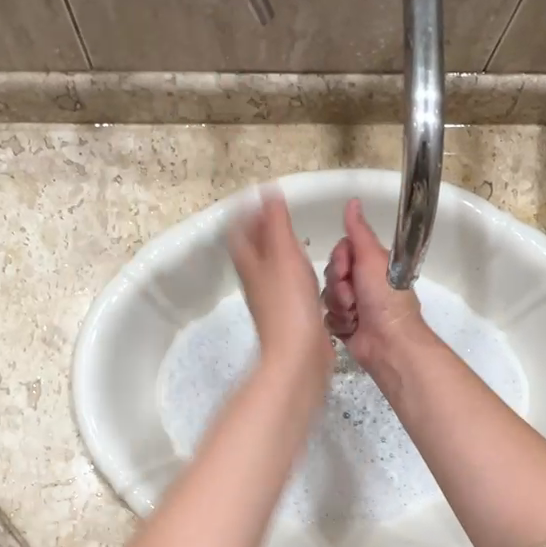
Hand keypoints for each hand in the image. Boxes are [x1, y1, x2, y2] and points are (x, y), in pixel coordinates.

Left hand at [228, 188, 332, 374]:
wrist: (298, 355)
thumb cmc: (289, 303)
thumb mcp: (283, 255)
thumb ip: (276, 224)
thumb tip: (266, 191)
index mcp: (250, 264)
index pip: (239, 230)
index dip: (245, 211)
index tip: (255, 194)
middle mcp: (256, 280)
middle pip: (251, 249)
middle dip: (260, 228)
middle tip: (273, 212)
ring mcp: (271, 299)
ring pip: (269, 267)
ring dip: (276, 250)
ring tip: (290, 237)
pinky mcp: (288, 315)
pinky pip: (286, 285)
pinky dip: (292, 271)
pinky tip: (305, 272)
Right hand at [322, 199, 433, 369]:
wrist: (388, 342)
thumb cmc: (384, 299)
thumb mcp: (372, 258)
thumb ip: (358, 231)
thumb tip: (352, 201)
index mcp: (370, 264)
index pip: (339, 253)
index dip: (340, 262)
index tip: (348, 271)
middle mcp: (361, 282)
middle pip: (330, 275)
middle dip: (338, 288)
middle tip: (354, 297)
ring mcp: (352, 305)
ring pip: (326, 297)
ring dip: (339, 307)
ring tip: (355, 315)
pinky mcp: (344, 326)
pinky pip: (327, 318)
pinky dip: (338, 324)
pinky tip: (351, 328)